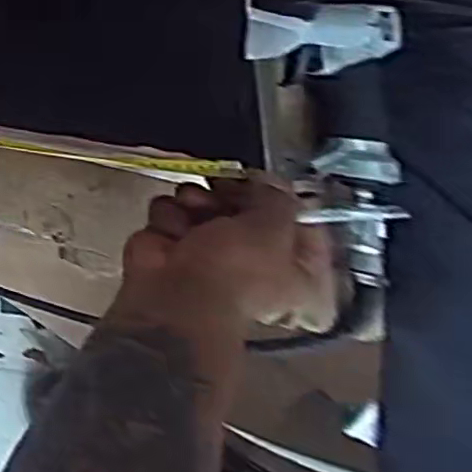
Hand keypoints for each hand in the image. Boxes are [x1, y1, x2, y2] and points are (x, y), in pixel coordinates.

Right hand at [112, 171, 334, 331]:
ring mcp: (211, 250)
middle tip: (222, 187)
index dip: (282, 198)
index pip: (302, 222)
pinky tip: (170, 226)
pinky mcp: (172, 241)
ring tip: (190, 207)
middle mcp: (260, 262)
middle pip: (248, 209)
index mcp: (303, 272)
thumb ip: (276, 198)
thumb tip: (267, 178)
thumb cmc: (235, 268)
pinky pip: (172, 211)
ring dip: (196, 200)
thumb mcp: (272, 229)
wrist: (175, 293)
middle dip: (232, 195)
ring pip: (205, 204)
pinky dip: (169, 214)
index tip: (264, 180)